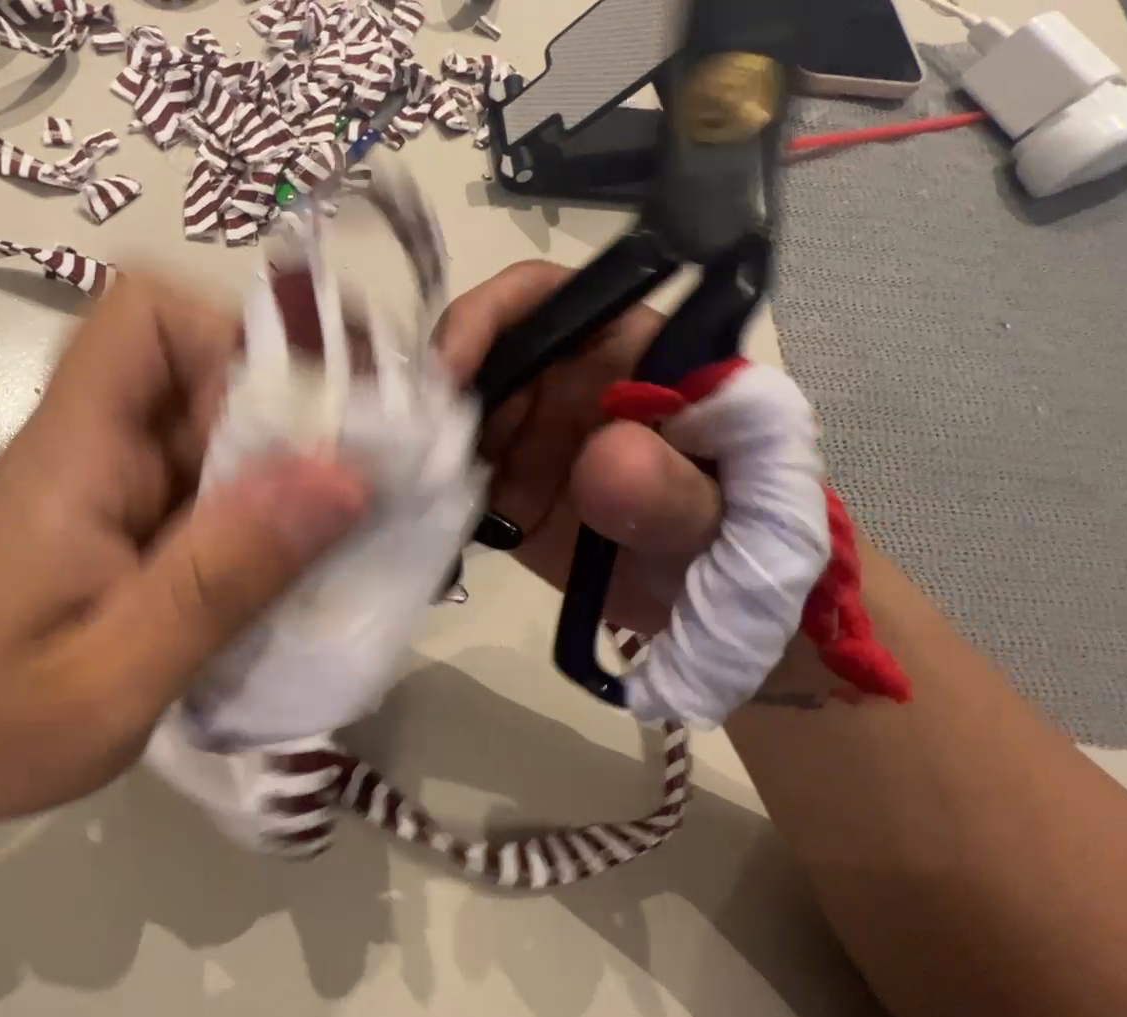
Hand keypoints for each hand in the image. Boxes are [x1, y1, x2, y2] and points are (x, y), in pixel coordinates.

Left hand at [0, 271, 368, 827]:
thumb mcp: (118, 676)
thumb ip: (222, 578)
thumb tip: (344, 477)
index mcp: (71, 458)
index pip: (144, 319)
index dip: (230, 340)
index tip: (297, 425)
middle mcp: (80, 449)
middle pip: (192, 375)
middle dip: (280, 427)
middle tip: (346, 509)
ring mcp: (89, 488)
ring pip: (200, 437)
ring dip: (268, 484)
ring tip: (320, 558)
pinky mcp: (97, 526)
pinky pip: (186, 493)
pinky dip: (238, 525)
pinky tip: (264, 588)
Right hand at [436, 261, 724, 630]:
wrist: (701, 609)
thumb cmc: (731, 543)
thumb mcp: (726, 518)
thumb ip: (678, 488)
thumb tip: (606, 455)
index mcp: (620, 353)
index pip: (542, 297)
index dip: (487, 316)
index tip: (448, 367)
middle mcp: (555, 383)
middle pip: (471, 355)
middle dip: (430, 389)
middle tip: (400, 440)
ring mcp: (516, 437)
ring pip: (443, 413)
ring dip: (414, 440)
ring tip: (396, 481)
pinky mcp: (489, 487)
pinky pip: (437, 473)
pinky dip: (415, 488)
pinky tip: (404, 509)